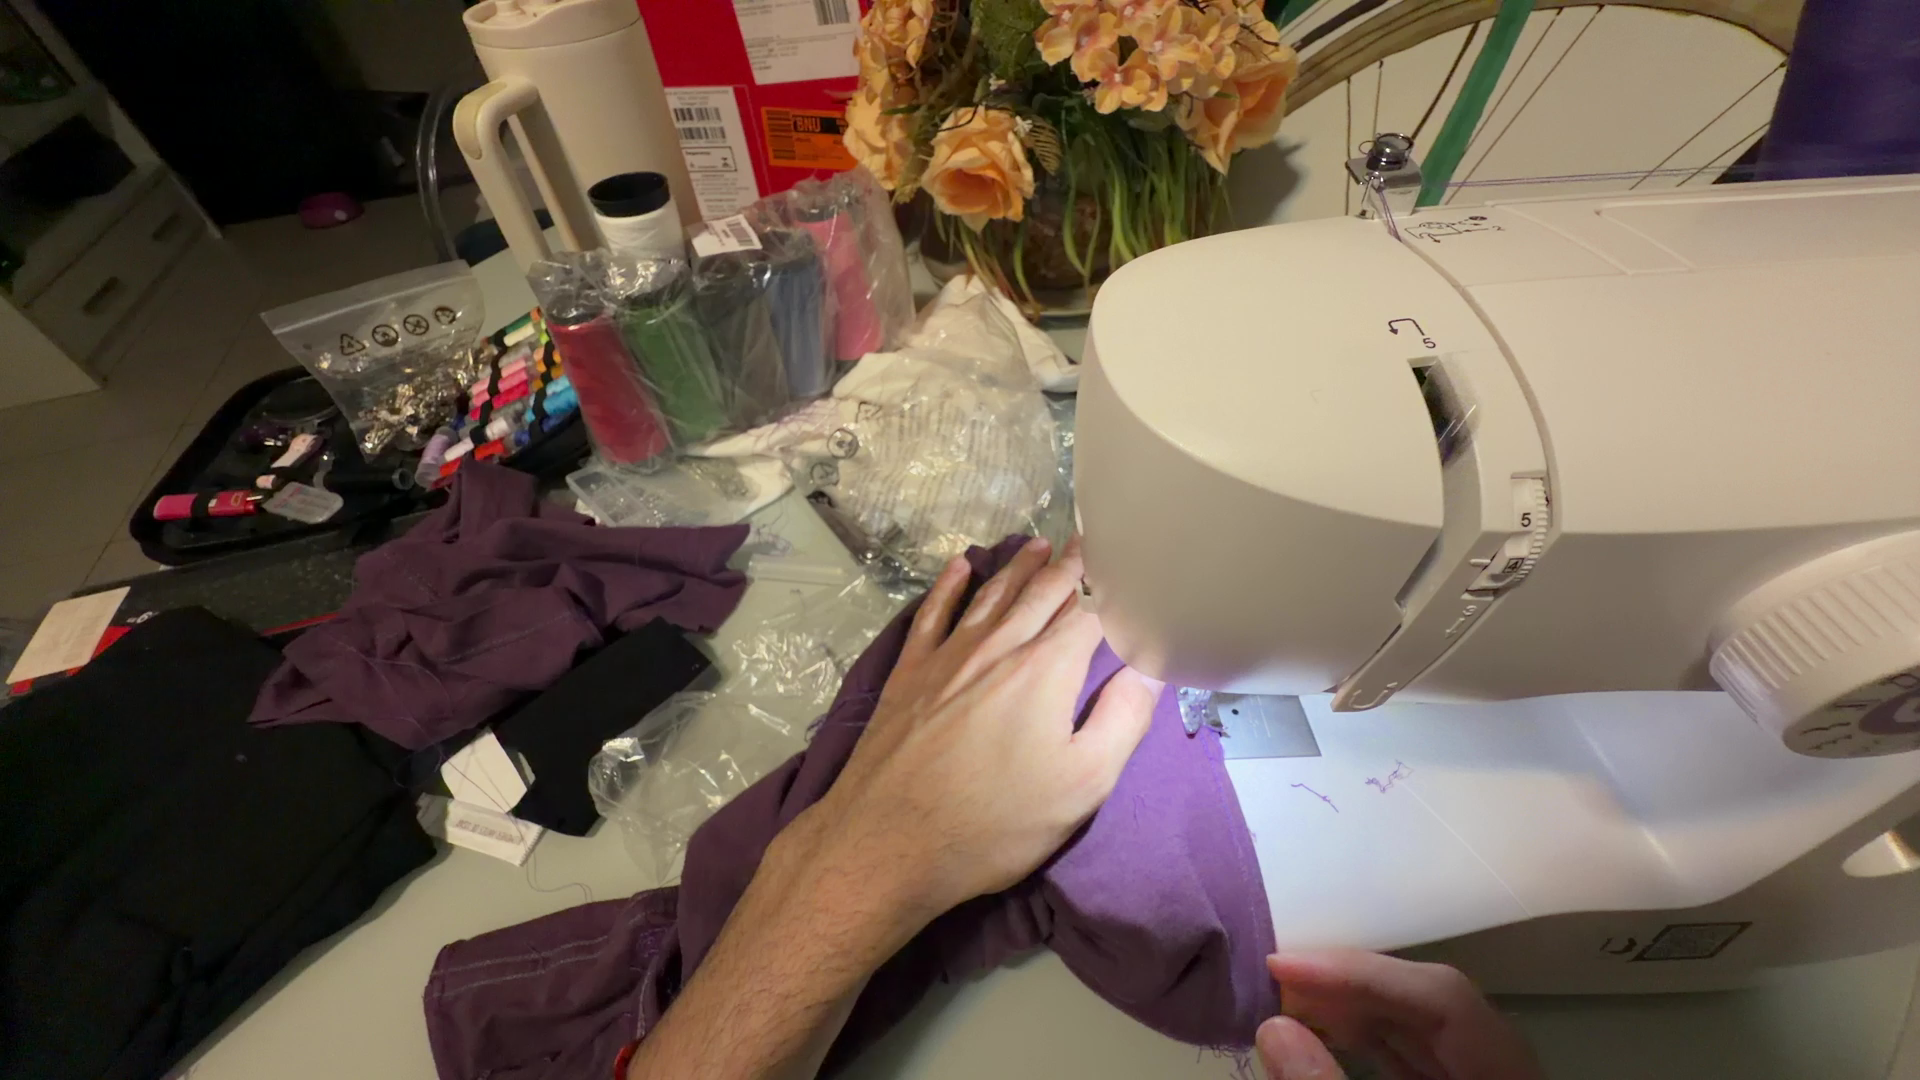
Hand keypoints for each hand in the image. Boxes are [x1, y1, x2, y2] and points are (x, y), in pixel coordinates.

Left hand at [779, 536, 1164, 937]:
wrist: (888, 839)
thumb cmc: (995, 820)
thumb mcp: (1082, 784)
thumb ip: (1122, 719)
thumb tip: (1149, 666)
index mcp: (1045, 669)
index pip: (1087, 611)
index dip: (1108, 585)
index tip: (1123, 560)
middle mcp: (998, 646)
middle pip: (1040, 593)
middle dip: (1067, 565)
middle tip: (1083, 540)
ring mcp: (948, 655)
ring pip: (991, 596)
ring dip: (1017, 567)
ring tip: (1036, 545)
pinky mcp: (909, 670)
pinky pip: (933, 613)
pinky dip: (948, 585)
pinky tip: (958, 566)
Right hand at [1257, 950, 1543, 1079]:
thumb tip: (1272, 1026)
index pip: (1446, 1001)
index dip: (1360, 973)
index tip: (1281, 964)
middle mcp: (1508, 1076)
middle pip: (1433, 1006)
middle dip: (1349, 985)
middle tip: (1275, 974)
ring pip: (1423, 1028)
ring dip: (1351, 1007)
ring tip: (1286, 994)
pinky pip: (1415, 1054)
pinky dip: (1364, 1037)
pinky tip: (1319, 1026)